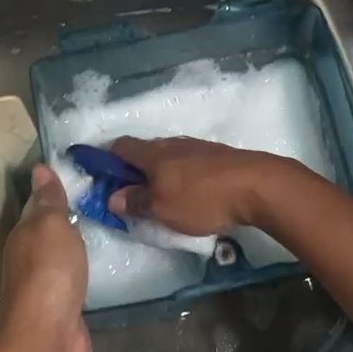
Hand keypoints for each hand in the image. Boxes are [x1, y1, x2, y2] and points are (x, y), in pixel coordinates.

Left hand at [0, 165, 90, 351]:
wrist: (49, 339)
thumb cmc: (49, 272)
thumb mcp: (51, 225)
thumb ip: (49, 200)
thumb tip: (38, 168)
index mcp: (23, 235)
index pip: (39, 205)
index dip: (56, 191)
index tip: (82, 174)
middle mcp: (30, 259)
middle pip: (51, 232)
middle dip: (70, 218)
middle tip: (104, 197)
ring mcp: (46, 287)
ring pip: (64, 257)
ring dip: (79, 247)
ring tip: (109, 227)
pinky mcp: (64, 310)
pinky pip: (77, 281)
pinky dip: (88, 272)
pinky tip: (104, 265)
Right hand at [107, 136, 303, 234]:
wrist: (256, 186)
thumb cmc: (201, 198)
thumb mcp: (162, 208)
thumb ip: (136, 201)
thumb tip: (112, 195)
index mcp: (153, 153)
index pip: (120, 146)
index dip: (104, 158)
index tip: (96, 174)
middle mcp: (172, 143)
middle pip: (143, 151)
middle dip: (130, 170)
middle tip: (125, 195)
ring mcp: (195, 148)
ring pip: (166, 158)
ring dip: (155, 174)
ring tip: (154, 198)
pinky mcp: (215, 158)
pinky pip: (185, 164)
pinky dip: (176, 176)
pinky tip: (183, 194)